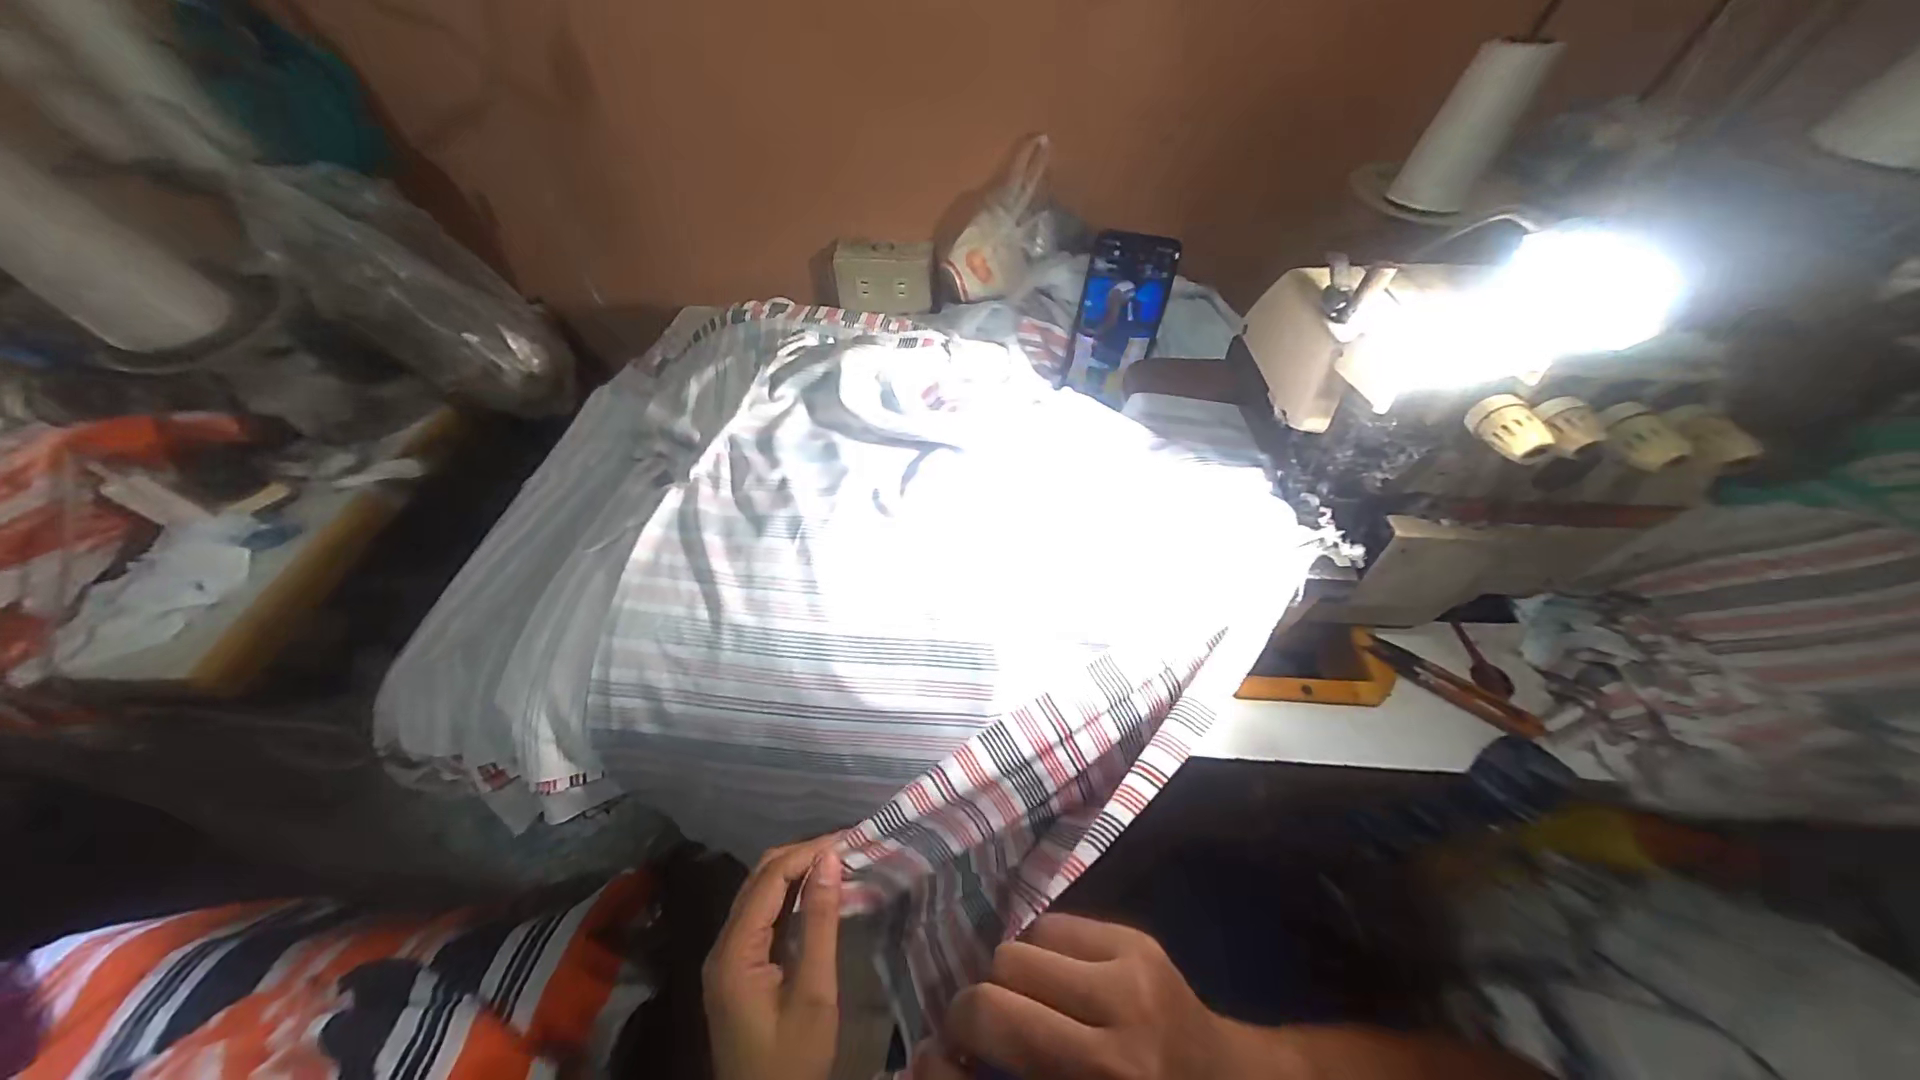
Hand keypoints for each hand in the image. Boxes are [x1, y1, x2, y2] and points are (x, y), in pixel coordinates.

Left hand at [703, 835, 843, 1079]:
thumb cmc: (793, 1063)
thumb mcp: (814, 993)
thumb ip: (820, 923)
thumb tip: (830, 860)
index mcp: (734, 952)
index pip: (768, 879)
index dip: (806, 853)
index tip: (846, 841)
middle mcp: (722, 947)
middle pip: (758, 880)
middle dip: (800, 856)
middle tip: (844, 849)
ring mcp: (726, 958)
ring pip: (758, 894)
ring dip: (794, 872)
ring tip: (835, 863)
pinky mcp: (737, 969)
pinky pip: (760, 916)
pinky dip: (788, 896)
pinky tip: (815, 892)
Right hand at [925, 914, 1549, 1079]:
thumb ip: (1012, 1078)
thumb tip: (929, 1061)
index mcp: (1102, 1077)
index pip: (993, 1021)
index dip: (949, 1044)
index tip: (945, 1060)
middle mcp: (1119, 1023)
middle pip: (1000, 977)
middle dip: (978, 1005)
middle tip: (985, 1034)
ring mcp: (1133, 969)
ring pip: (1023, 942)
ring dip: (1012, 976)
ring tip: (1027, 1006)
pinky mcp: (1139, 940)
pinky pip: (1056, 925)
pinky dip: (1043, 952)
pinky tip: (1058, 984)